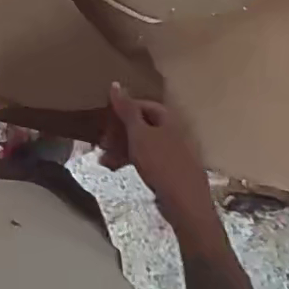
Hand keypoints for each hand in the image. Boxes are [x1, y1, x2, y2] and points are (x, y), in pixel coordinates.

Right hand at [100, 82, 222, 242]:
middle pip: (142, 125)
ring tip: (103, 159)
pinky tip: (115, 169)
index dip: (125, 108)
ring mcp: (173, 154)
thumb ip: (127, 110)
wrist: (186, 205)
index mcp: (169, 121)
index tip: (107, 118)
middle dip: (119, 132)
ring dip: (120, 148)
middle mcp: (174, 134)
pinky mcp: (170, 172)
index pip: (145, 105)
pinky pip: (145, 160)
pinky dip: (129, 161)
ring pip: (141, 144)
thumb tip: (116, 83)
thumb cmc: (161, 164)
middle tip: (102, 142)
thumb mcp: (139, 134)